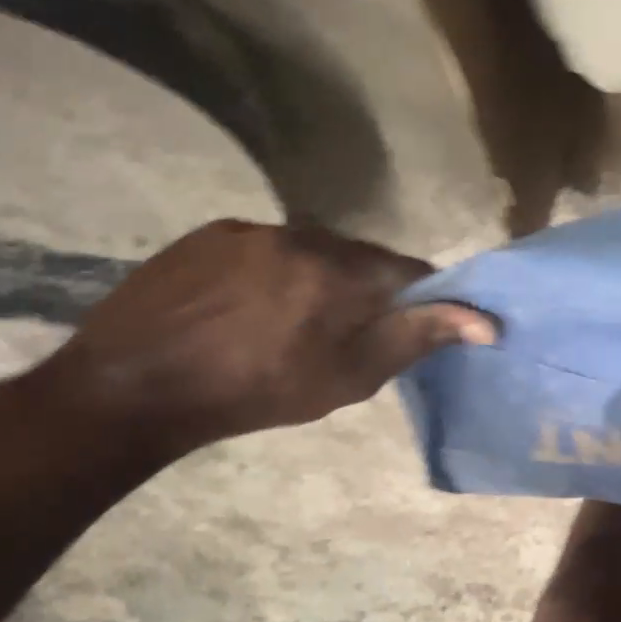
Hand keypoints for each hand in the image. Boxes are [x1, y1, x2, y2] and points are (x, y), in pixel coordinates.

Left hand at [38, 219, 494, 453]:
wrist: (133, 388)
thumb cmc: (260, 390)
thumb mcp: (353, 374)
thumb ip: (419, 336)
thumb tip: (487, 321)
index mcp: (341, 269)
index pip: (413, 271)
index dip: (425, 300)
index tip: (416, 330)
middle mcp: (299, 235)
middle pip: (363, 259)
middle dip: (371, 290)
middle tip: (356, 335)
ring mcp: (246, 231)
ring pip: (314, 252)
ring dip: (323, 280)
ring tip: (302, 324)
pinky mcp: (204, 236)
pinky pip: (267, 249)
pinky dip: (279, 274)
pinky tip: (258, 310)